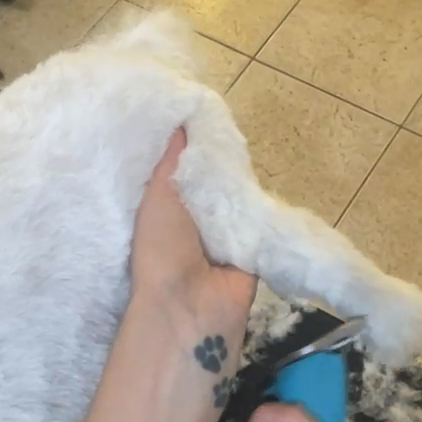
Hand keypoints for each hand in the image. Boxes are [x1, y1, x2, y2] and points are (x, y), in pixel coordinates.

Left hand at [132, 129, 256, 341]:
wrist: (190, 305)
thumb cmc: (161, 251)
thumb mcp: (157, 198)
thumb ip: (170, 162)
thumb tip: (182, 121)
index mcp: (165, 215)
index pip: (182, 176)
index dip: (190, 152)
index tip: (199, 116)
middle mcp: (193, 225)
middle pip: (211, 185)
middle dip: (218, 161)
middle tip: (227, 124)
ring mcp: (224, 238)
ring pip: (235, 199)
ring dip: (240, 181)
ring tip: (245, 141)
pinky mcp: (252, 249)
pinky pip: (258, 219)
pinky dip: (260, 204)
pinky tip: (264, 176)